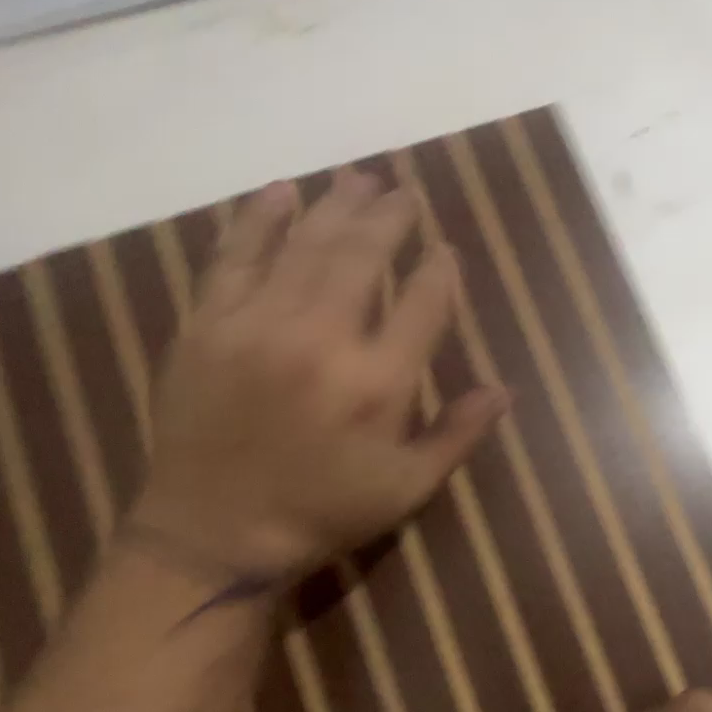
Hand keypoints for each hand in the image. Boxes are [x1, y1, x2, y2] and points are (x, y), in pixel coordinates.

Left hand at [131, 170, 507, 579]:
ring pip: (305, 244)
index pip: (423, 301)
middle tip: (405, 192)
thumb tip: (504, 389)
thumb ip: (457, 435)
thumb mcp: (406, 490)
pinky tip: (280, 192)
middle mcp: (322, 339)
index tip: (446, 250)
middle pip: (364, 256)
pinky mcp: (207, 324)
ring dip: (337, 206)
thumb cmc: (321, 514)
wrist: (212, 534)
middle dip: (391, 218)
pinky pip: (235, 256)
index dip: (440, 269)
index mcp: (377, 383)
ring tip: (361, 177)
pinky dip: (259, 219)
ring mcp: (258, 324)